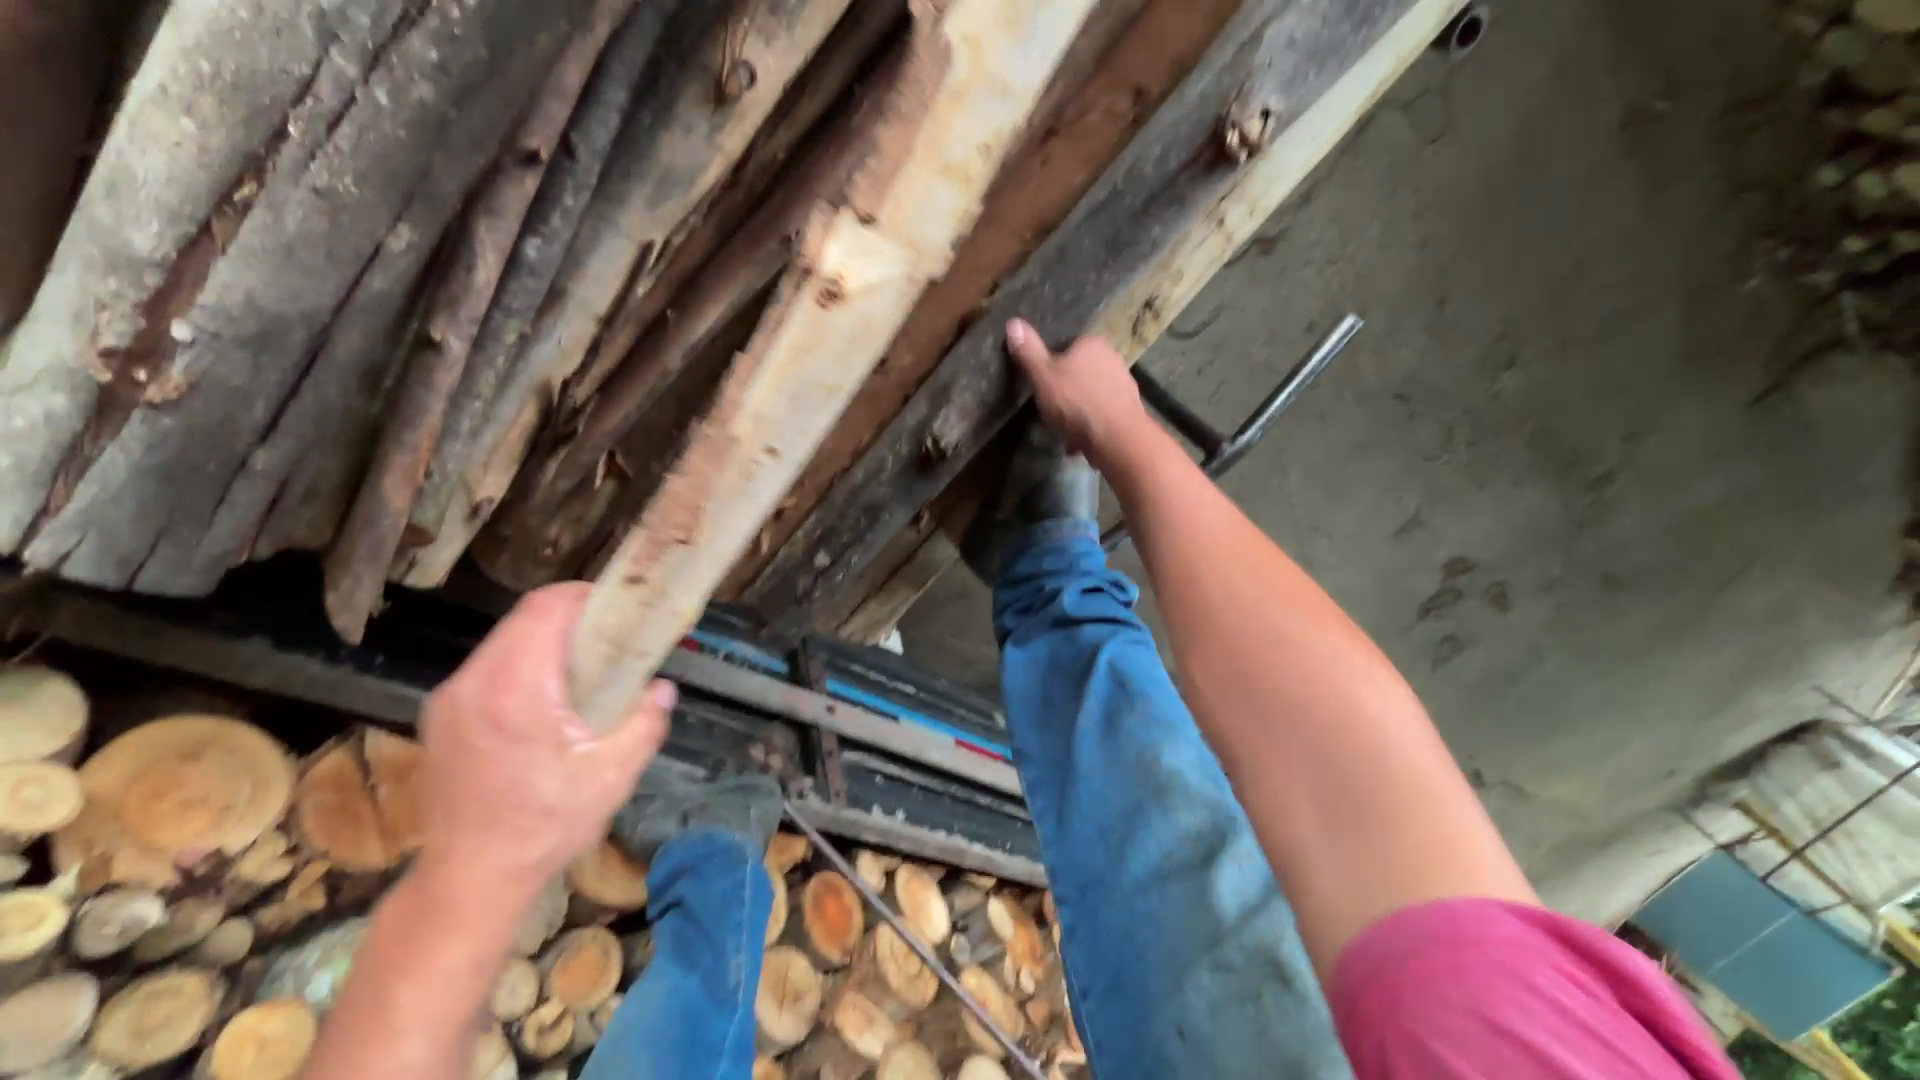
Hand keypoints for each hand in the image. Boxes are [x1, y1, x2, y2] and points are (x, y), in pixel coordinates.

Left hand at [417, 583, 672, 896]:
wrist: (469, 880)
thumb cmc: (545, 828)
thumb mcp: (612, 777)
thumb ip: (644, 723)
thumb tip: (662, 689)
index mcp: (514, 692)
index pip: (544, 611)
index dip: (583, 597)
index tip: (619, 608)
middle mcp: (472, 685)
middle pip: (522, 622)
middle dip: (569, 619)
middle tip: (610, 639)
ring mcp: (448, 700)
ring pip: (502, 643)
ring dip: (543, 644)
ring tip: (582, 670)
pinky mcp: (439, 717)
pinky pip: (486, 670)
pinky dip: (520, 667)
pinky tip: (545, 703)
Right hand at [1006, 317, 1150, 466]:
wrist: (1116, 437)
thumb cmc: (1076, 401)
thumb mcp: (1043, 375)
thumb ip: (1028, 351)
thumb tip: (1013, 322)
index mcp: (1092, 344)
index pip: (1066, 347)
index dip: (1051, 365)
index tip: (1041, 384)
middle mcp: (1112, 358)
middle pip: (1080, 372)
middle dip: (1066, 390)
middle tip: (1050, 409)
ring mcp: (1124, 384)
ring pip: (1091, 395)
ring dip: (1078, 410)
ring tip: (1064, 429)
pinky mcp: (1128, 409)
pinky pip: (1101, 414)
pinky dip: (1090, 425)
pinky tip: (1079, 441)